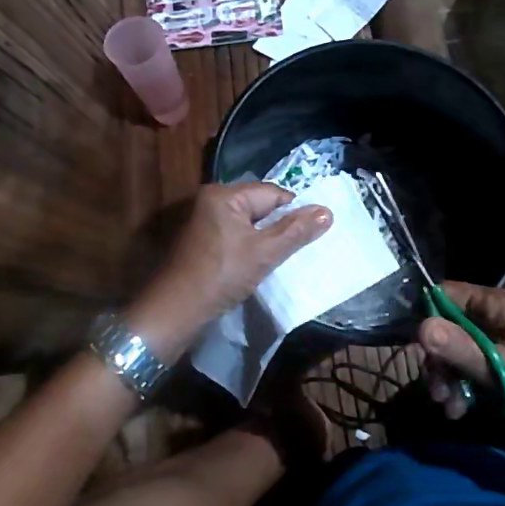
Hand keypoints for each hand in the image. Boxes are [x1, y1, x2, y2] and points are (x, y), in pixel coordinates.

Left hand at [126, 183, 331, 358]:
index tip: (308, 235)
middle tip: (297, 247)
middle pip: (262, 206)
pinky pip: (238, 234)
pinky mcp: (205, 240)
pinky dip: (252, 246)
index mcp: (225, 195)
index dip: (294, 212)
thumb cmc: (221, 276)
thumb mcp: (264, 253)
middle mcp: (213, 200)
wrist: (176, 311)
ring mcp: (206, 220)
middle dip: (280, 225)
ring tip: (281, 256)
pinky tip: (260, 263)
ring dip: (267, 238)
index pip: (274, 194)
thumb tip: (327, 211)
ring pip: (251, 222)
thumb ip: (296, 230)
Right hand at [416, 282, 504, 459]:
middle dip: (439, 360)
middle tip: (437, 394)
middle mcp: (499, 315)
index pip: (447, 294)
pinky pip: (474, 366)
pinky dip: (464, 386)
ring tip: (450, 408)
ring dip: (449, 378)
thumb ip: (463, 350)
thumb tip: (420, 328)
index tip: (421, 354)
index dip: (428, 320)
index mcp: (501, 304)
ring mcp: (504, 339)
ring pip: (459, 350)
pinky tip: (461, 410)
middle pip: (449, 326)